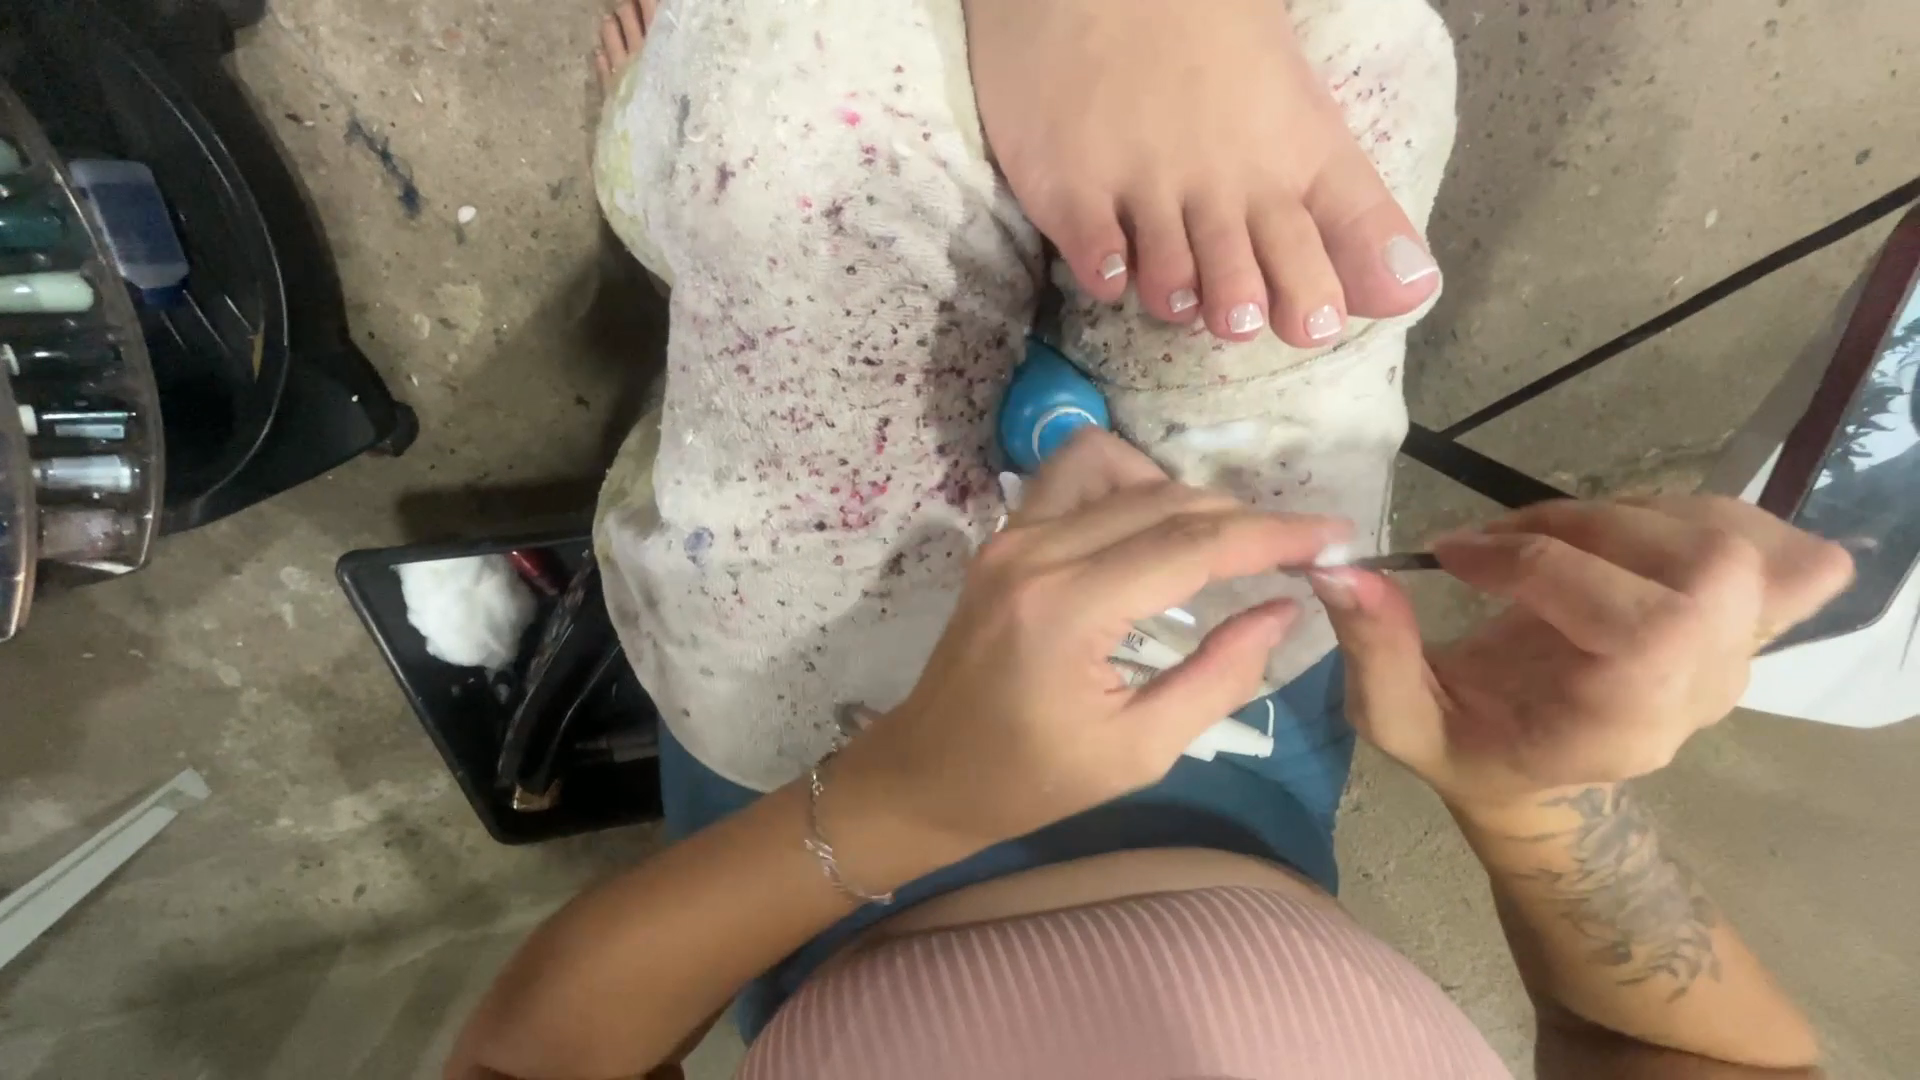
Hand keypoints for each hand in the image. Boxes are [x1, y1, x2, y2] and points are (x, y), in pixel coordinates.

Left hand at [832, 431, 1348, 853]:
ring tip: (1214, 541)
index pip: (1192, 544)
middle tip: (1290, 549)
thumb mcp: (1139, 750)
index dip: (1272, 535)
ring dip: (1176, 490)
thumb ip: (1219, 674)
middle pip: (1161, 498)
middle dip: (1239, 516)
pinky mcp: (999, 540)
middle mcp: (1035, 552)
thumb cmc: (1030, 781)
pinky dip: (1123, 486)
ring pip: (1111, 466)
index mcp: (1069, 609)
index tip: (1332, 536)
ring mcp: (1009, 537)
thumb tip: (1282, 608)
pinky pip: (1070, 479)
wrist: (928, 772)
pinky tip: (1147, 531)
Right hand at [1311, 496, 1854, 812]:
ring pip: (1744, 544)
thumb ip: (1368, 647)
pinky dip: (1703, 519)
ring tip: (1545, 538)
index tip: (1451, 556)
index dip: (1542, 565)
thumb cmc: (1460, 747)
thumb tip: (1337, 568)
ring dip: (1624, 514)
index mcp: (1618, 724)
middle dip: (1586, 526)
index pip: (1642, 625)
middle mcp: (1699, 691)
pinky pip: (1785, 553)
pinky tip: (1615, 541)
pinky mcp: (1745, 623)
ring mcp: (1735, 655)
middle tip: (1502, 538)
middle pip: (1709, 568)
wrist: (1532, 770)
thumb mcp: (1390, 716)